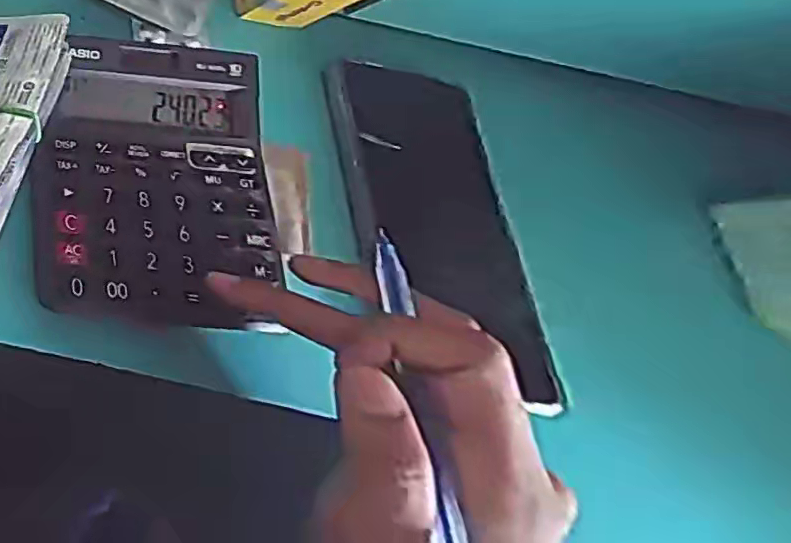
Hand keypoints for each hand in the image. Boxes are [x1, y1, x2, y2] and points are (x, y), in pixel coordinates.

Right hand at [208, 256, 574, 542]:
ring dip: (348, 316)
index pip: (470, 358)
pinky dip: (356, 348)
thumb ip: (384, 456)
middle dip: (363, 300)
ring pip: (419, 355)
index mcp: (507, 478)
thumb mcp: (375, 530)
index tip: (339, 348)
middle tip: (297, 274)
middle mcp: (507, 458)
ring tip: (282, 293)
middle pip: (444, 344)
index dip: (399, 335)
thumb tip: (366, 368)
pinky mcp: (447, 455)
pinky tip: (321, 335)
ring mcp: (481, 456)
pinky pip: (407, 379)